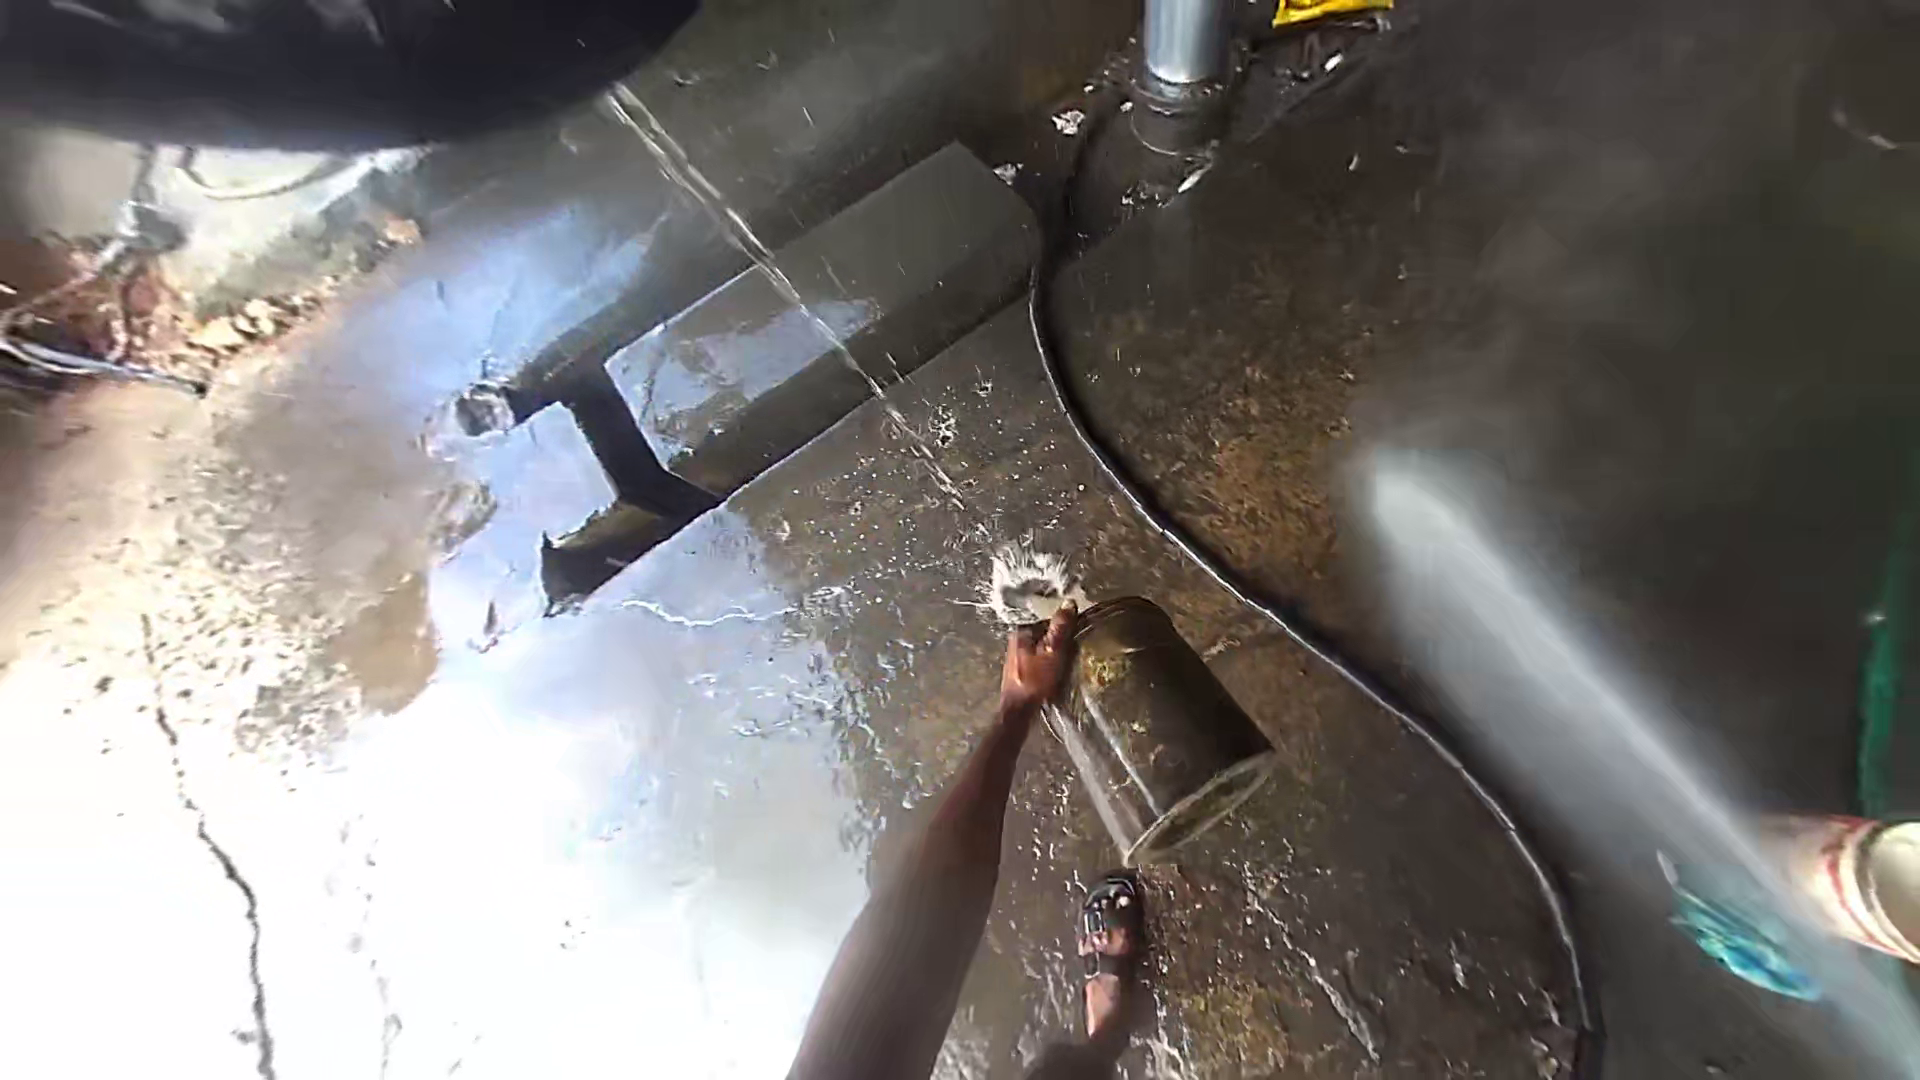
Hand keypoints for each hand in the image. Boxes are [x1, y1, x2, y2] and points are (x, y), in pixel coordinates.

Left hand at [999, 603, 1077, 718]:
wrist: (1019, 710)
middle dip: (1059, 638)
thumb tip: (1069, 602)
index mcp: (1021, 631)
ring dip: (1055, 650)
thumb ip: (1060, 628)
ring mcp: (1017, 655)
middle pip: (1045, 633)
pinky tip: (1057, 669)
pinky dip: (1049, 660)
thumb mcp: (1052, 652)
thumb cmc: (1035, 681)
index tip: (1078, 632)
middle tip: (1075, 646)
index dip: (1064, 625)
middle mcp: (1016, 640)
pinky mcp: (1021, 668)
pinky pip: (1040, 657)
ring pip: (1042, 646)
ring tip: (1068, 659)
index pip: (1048, 619)